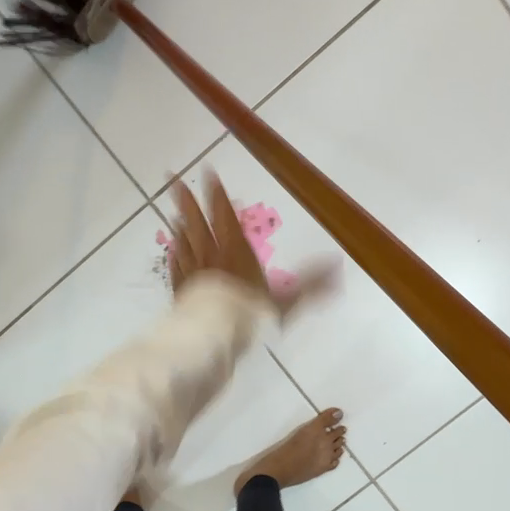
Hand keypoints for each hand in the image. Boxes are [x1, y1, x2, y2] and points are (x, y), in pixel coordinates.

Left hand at [166, 173, 331, 319]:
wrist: (211, 338)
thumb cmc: (248, 314)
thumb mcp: (286, 301)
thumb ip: (311, 284)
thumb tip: (337, 267)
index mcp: (235, 251)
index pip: (225, 215)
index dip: (217, 194)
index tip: (208, 173)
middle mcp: (210, 257)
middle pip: (196, 222)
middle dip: (187, 201)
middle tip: (173, 179)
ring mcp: (192, 274)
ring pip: (184, 243)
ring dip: (179, 227)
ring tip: (173, 214)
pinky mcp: (180, 293)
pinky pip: (176, 270)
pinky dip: (174, 258)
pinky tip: (171, 253)